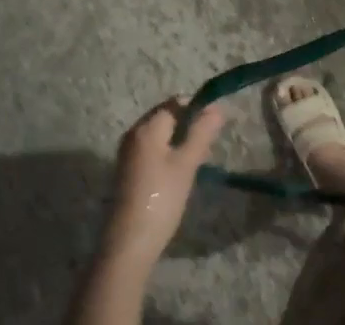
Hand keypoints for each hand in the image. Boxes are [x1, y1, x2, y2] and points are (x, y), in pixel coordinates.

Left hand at [99, 99, 227, 268]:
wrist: (130, 242)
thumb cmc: (162, 199)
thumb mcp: (186, 164)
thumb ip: (201, 133)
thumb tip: (217, 108)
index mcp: (146, 127)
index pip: (174, 103)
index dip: (196, 108)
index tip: (215, 124)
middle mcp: (133, 133)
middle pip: (165, 117)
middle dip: (188, 125)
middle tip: (208, 145)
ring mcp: (127, 152)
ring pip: (158, 134)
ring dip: (178, 140)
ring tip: (196, 160)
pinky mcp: (127, 169)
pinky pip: (151, 149)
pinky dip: (167, 153)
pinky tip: (178, 173)